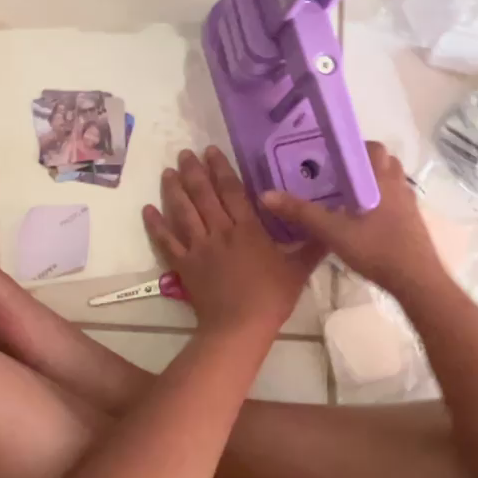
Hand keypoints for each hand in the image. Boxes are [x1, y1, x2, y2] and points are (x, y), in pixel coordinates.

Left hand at [144, 147, 322, 335]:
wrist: (239, 327)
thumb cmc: (271, 297)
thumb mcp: (298, 270)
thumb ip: (312, 246)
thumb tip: (329, 228)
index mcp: (247, 229)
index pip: (231, 190)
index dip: (221, 169)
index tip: (211, 150)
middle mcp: (220, 231)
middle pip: (203, 195)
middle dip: (194, 171)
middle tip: (185, 152)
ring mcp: (198, 247)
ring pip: (183, 212)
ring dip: (174, 190)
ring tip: (167, 172)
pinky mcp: (184, 265)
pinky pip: (166, 241)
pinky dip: (156, 225)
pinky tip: (148, 209)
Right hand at [260, 142, 450, 298]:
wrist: (416, 281)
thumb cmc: (377, 250)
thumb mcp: (333, 232)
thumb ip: (301, 213)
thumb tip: (266, 195)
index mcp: (382, 179)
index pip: (371, 147)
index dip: (352, 148)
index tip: (330, 158)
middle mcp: (399, 185)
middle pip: (381, 163)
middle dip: (360, 166)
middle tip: (335, 178)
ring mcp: (409, 204)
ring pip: (390, 182)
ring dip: (371, 184)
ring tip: (345, 199)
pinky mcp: (413, 222)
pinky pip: (395, 201)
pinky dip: (379, 203)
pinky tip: (362, 222)